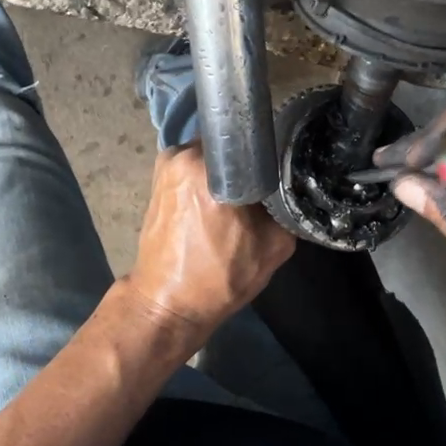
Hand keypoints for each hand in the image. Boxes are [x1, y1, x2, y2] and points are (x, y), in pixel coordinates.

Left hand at [120, 145, 295, 338]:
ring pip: (210, 152)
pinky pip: (193, 164)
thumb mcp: (273, 247)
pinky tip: (218, 198)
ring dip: (225, 169)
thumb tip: (288, 187)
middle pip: (228, 144)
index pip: (251, 142)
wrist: (168, 303)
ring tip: (241, 193)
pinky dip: (206, 176)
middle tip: (262, 184)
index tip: (280, 167)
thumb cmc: (219, 278)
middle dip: (245, 161)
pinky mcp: (157, 175)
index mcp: (209, 171)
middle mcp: (183, 156)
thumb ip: (286, 208)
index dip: (269, 152)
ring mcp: (166, 163)